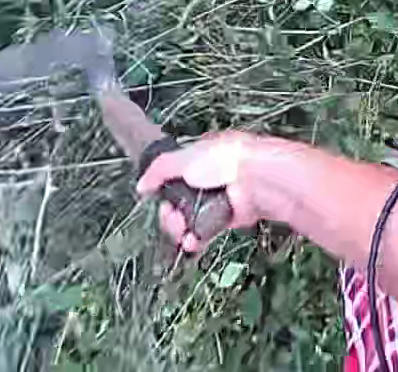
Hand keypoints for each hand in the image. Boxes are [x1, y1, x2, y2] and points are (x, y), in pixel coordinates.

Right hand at [136, 131, 293, 253]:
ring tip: (183, 229)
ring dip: (180, 229)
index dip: (161, 190)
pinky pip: (204, 233)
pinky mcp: (226, 218)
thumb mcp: (185, 156)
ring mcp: (216, 199)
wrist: (256, 178)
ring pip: (188, 221)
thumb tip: (142, 185)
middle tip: (171, 215)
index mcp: (199, 157)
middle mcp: (207, 177)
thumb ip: (159, 170)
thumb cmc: (226, 159)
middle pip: (176, 203)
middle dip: (169, 215)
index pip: (172, 176)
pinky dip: (195, 238)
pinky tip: (192, 240)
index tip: (155, 196)